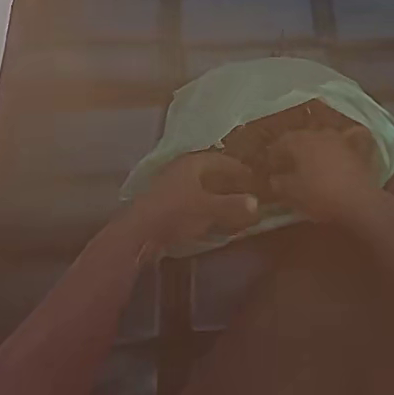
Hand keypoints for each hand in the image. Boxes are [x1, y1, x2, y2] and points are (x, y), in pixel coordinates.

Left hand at [127, 151, 262, 250]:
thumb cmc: (176, 212)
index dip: (239, 168)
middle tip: (247, 192)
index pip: (222, 160)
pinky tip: (212, 222)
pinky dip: (205, 210)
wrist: (137, 234)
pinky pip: (191, 204)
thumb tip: (256, 203)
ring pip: (200, 190)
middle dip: (228, 183)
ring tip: (233, 209)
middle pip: (210, 174)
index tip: (255, 177)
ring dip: (216, 198)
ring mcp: (169, 189)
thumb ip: (233, 205)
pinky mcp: (162, 207)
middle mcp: (180, 171)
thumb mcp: (210, 208)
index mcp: (192, 163)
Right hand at [264, 128, 393, 228]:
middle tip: (289, 163)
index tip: (271, 164)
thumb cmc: (318, 195)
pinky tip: (340, 155)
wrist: (358, 201)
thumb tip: (275, 178)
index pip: (282, 141)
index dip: (275, 153)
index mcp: (300, 141)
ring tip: (312, 163)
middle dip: (295, 149)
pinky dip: (340, 147)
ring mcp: (341, 140)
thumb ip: (279, 183)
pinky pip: (347, 142)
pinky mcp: (358, 150)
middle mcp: (320, 134)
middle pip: (303, 138)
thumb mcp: (291, 193)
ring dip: (316, 148)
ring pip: (323, 139)